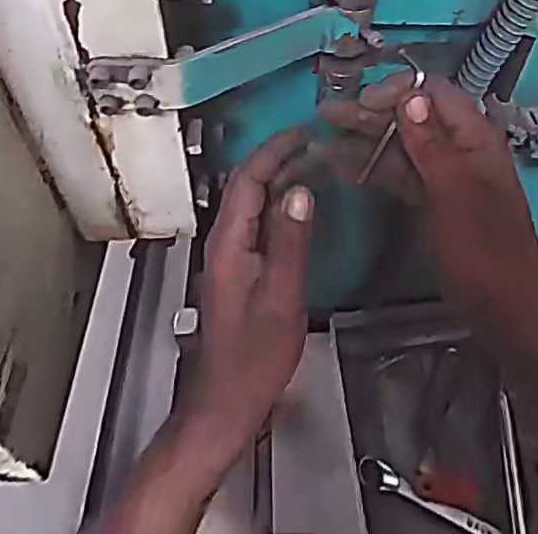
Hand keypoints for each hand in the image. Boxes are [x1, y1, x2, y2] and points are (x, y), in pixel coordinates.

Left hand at [176, 127, 315, 452]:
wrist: (225, 405)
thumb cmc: (252, 360)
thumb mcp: (282, 298)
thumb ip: (291, 242)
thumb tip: (301, 191)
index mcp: (228, 243)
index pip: (248, 179)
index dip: (275, 150)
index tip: (304, 132)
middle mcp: (223, 241)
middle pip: (247, 183)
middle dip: (278, 155)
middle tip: (314, 141)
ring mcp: (230, 254)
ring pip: (252, 200)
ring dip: (279, 175)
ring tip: (314, 161)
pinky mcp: (239, 266)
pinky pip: (258, 219)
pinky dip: (279, 201)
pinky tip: (301, 203)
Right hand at [343, 75, 537, 347]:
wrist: (506, 315)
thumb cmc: (484, 253)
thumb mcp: (456, 195)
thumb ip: (432, 145)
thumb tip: (410, 96)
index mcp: (476, 139)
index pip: (435, 94)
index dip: (398, 91)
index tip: (362, 103)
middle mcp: (461, 149)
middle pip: (413, 117)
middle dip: (371, 114)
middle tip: (327, 115)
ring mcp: (446, 175)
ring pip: (402, 145)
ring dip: (365, 140)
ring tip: (323, 139)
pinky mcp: (432, 199)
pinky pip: (400, 173)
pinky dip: (373, 167)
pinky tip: (342, 166)